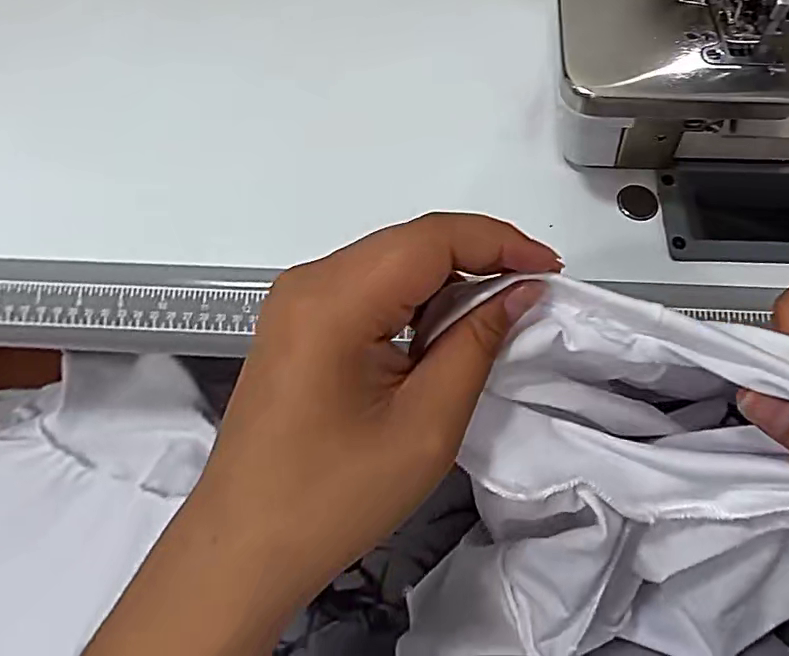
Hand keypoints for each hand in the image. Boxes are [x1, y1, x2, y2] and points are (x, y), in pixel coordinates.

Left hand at [86, 214, 558, 655]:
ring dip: (451, 274)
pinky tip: (446, 323)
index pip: (432, 239)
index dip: (498, 243)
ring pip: (395, 256)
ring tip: (497, 307)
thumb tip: (519, 292)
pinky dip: (419, 292)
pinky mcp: (301, 314)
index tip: (546, 267)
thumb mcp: (425, 427)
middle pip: (412, 240)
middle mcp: (310, 280)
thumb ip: (477, 343)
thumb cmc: (328, 500)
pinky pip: (373, 280)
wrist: (242, 549)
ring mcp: (300, 295)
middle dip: (480, 254)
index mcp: (333, 300)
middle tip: (530, 285)